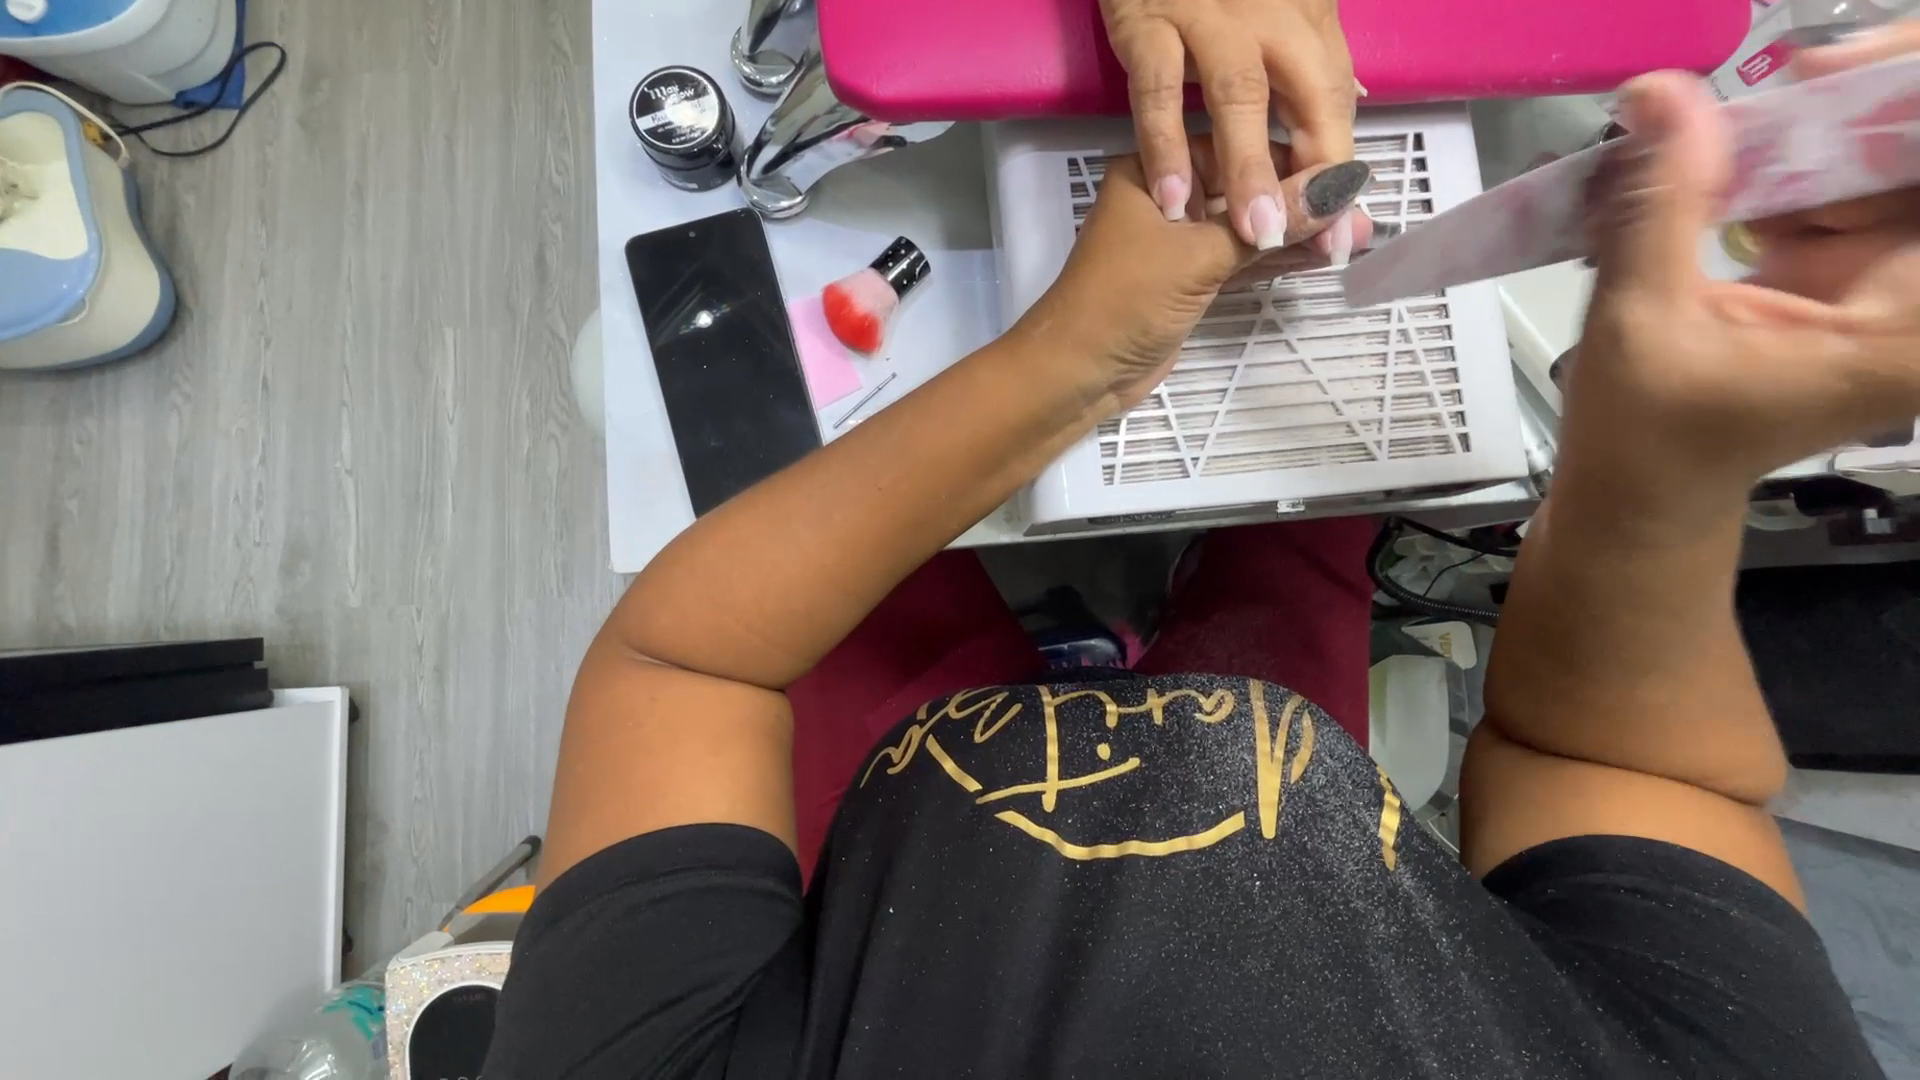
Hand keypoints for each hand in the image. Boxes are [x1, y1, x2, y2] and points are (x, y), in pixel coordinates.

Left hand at [1011, 136, 1373, 409]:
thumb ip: (1269, 222)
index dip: (1295, 167)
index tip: (1349, 182)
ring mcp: (1175, 242)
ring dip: (1295, 237)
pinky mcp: (1185, 281)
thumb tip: (1341, 187)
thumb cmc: (1122, 302)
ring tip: (1352, 241)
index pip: (1237, 150)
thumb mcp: (1197, 256)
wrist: (1075, 373)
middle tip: (1358, 221)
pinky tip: (1316, 258)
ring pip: (1246, 229)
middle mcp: (1165, 197)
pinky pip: (1238, 260)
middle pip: (1246, 190)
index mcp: (1154, 170)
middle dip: (1302, 206)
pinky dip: (1273, 261)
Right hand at [1098, 0, 1360, 259]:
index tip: (1339, 235)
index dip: (1337, 169)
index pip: (1334, 97)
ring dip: (1249, 170)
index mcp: (1304, 15)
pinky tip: (1174, 200)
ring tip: (1255, 236)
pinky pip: (1159, 92)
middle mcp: (1270, 11)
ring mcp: (1208, 17)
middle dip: (1310, 176)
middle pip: (1306, 93)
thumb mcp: (1270, 14)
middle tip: (1312, 243)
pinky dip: (1167, 147)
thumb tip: (1341, 118)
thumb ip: (1300, 67)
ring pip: (1239, 95)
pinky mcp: (1149, 25)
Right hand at [1558, 62, 1919, 523]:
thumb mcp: (1638, 323)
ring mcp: (1906, 279)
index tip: (1814, 71)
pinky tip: (1722, 183)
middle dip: (1856, 109)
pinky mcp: (1864, 271)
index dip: (1906, 94)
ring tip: (1716, 146)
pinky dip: (1789, 169)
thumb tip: (1659, 94)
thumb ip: (1658, 207)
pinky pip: (1855, 186)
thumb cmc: (1641, 438)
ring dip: (1811, 138)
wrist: (1641, 491)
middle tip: (1763, 95)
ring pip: (1895, 160)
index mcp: (1916, 322)